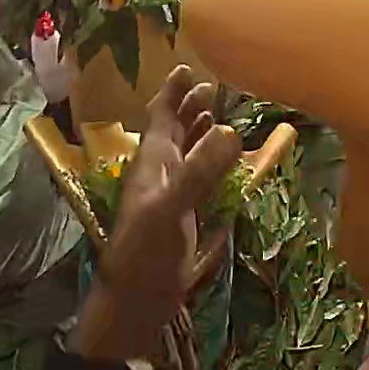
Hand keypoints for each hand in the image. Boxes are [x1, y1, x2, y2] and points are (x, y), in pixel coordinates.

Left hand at [73, 66, 239, 360]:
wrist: (137, 302)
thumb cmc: (145, 252)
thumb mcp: (170, 208)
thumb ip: (199, 170)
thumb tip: (231, 130)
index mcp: (153, 162)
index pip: (162, 116)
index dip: (173, 92)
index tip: (186, 67)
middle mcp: (160, 172)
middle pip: (175, 130)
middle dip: (191, 108)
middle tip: (212, 89)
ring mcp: (172, 195)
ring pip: (187, 154)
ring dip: (200, 133)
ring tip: (219, 117)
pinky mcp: (184, 217)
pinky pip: (200, 179)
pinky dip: (212, 165)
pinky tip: (225, 166)